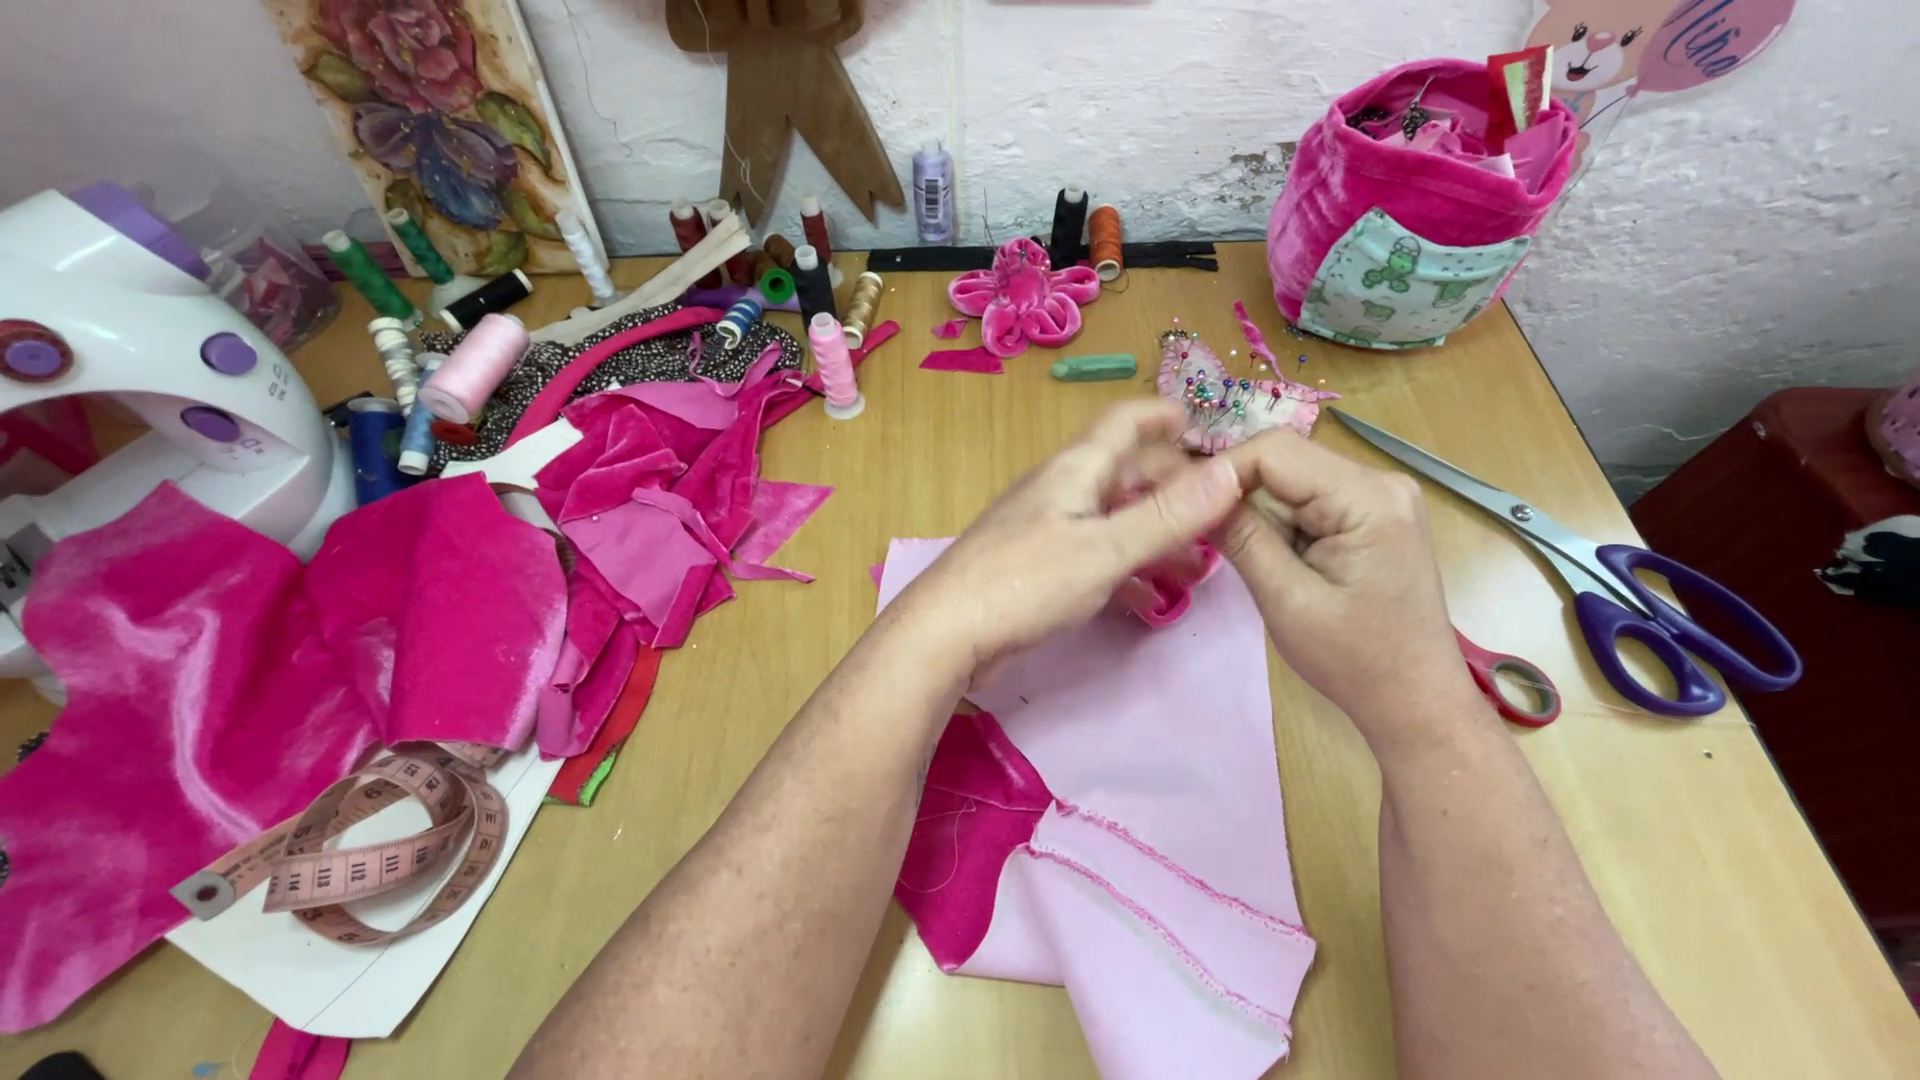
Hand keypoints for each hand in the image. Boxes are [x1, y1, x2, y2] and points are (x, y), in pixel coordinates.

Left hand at [890, 400, 1241, 678]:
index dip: (1164, 415)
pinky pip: (1094, 555)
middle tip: (1220, 516)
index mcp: (1075, 470)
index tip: (1204, 424)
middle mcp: (1060, 490)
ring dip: (1155, 536)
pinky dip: (1126, 568)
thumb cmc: (1025, 582)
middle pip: (1125, 473)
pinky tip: (1150, 598)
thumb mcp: (1105, 549)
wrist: (947, 632)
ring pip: (1112, 519)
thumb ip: (1168, 515)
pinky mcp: (1037, 567)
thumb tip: (1231, 470)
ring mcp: (1046, 529)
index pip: (1124, 422)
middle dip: (1173, 490)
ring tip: (1199, 567)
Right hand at [1213, 429, 1481, 746]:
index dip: (1221, 471)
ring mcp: (1378, 497)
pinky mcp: (1370, 514)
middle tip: (1199, 533)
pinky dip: (1277, 523)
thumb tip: (1195, 491)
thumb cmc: (1355, 659)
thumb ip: (1242, 537)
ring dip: (1255, 512)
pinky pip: (1306, 500)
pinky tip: (1270, 557)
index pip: (1275, 451)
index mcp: (1369, 497)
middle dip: (1237, 494)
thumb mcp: (1286, 599)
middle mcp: (1380, 481)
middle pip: (1283, 461)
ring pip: (1290, 481)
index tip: (1183, 505)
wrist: (1414, 700)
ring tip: (1236, 553)